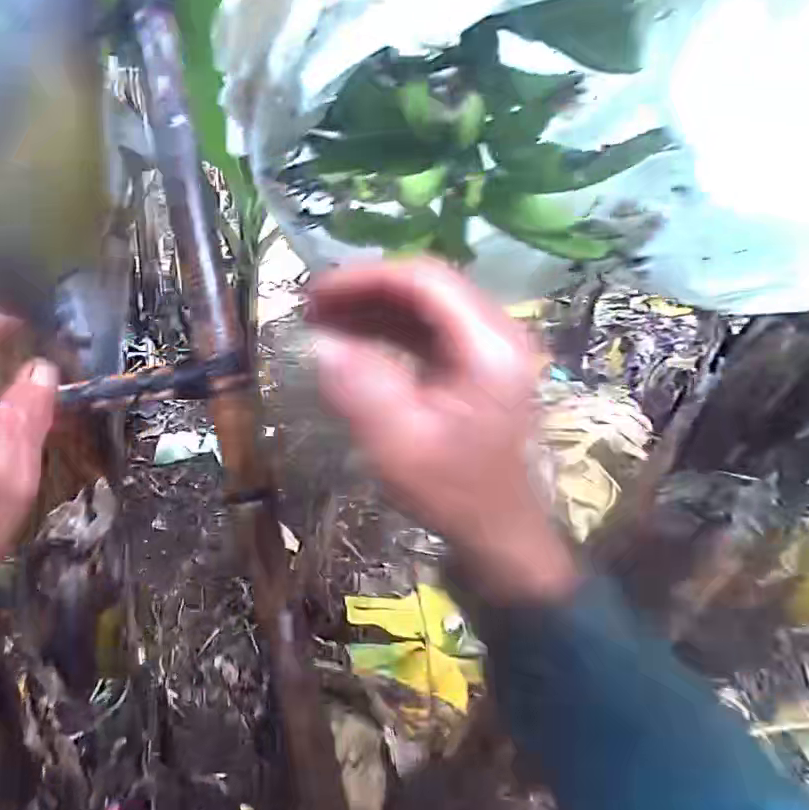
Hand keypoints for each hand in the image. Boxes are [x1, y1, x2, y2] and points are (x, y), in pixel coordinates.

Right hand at [306, 259, 575, 603]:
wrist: (496, 531)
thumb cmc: (452, 492)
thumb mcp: (399, 445)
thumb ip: (361, 388)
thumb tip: (320, 342)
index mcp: (487, 347)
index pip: (426, 281)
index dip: (366, 278)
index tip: (317, 293)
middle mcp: (494, 335)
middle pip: (425, 286)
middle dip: (365, 290)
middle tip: (312, 306)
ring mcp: (485, 349)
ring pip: (423, 306)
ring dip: (372, 307)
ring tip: (321, 319)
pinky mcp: (472, 365)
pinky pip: (425, 330)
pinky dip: (385, 329)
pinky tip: (349, 339)